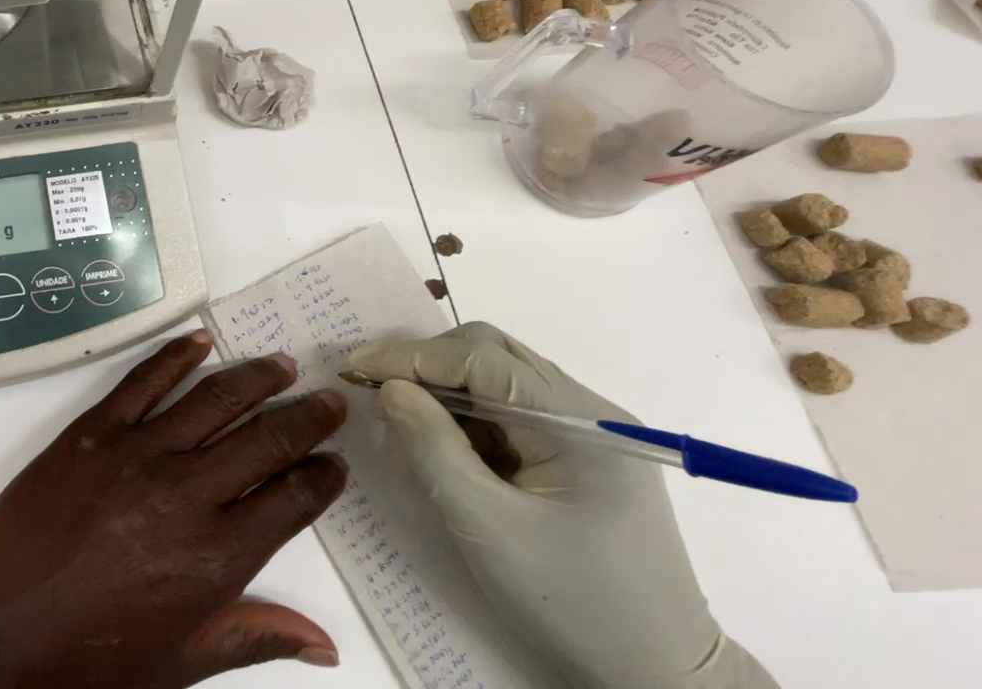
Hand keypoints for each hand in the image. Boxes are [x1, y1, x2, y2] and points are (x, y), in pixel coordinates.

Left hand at [0, 330, 349, 688]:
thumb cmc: (89, 653)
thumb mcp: (182, 661)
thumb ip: (254, 636)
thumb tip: (322, 645)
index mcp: (216, 556)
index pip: (291, 501)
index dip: (321, 478)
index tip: (334, 463)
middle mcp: (186, 493)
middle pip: (264, 440)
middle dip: (305, 419)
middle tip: (328, 402)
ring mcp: (139, 453)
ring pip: (213, 399)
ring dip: (255, 378)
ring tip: (282, 366)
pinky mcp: (95, 429)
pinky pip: (144, 381)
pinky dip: (175, 356)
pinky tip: (200, 341)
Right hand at [348, 322, 777, 688]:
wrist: (656, 674)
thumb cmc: (568, 599)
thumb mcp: (484, 523)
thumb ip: (432, 446)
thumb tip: (389, 387)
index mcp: (579, 422)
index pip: (481, 357)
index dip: (412, 355)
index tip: (355, 367)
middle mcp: (590, 411)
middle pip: (493, 354)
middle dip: (427, 362)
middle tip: (375, 387)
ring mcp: (589, 432)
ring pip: (501, 378)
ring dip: (446, 387)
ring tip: (401, 414)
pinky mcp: (581, 455)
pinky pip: (513, 411)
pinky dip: (469, 414)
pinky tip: (443, 439)